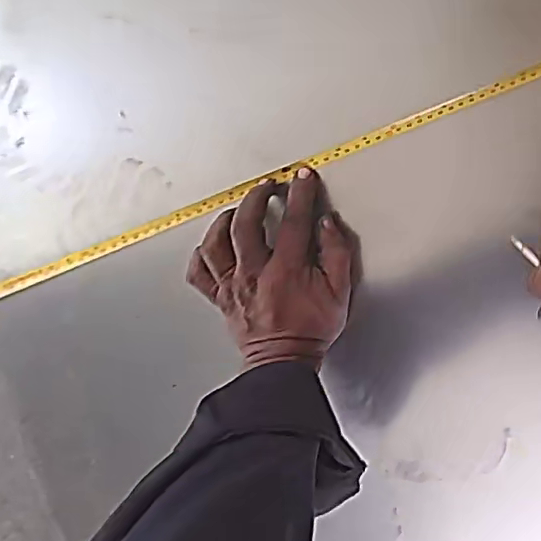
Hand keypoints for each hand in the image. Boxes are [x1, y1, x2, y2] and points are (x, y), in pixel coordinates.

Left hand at [188, 167, 357, 368]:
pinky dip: (202, 252)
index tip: (303, 177)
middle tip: (269, 186)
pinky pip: (200, 271)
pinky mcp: (221, 297)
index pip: (294, 220)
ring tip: (238, 208)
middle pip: (246, 222)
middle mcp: (254, 273)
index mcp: (286, 270)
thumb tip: (328, 225)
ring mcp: (233, 285)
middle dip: (258, 196)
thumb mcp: (340, 292)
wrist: (284, 363)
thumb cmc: (311, 330)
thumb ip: (337, 254)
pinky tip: (212, 243)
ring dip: (226, 218)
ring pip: (216, 242)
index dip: (300, 193)